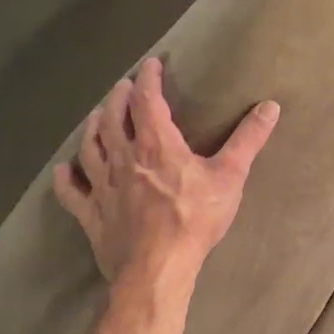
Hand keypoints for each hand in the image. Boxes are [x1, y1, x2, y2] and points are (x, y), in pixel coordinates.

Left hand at [54, 57, 279, 284]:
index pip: (146, 102)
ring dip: (93, 128)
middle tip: (123, 86)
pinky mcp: (92, 215)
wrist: (157, 268)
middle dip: (118, 99)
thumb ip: (249, 139)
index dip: (147, 80)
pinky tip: (63, 171)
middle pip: (112, 120)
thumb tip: (271, 107)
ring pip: (90, 149)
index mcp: (157, 146)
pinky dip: (65, 178)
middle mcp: (124, 159)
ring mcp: (103, 187)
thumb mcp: (231, 175)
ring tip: (97, 116)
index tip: (151, 64)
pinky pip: (72, 192)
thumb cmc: (195, 218)